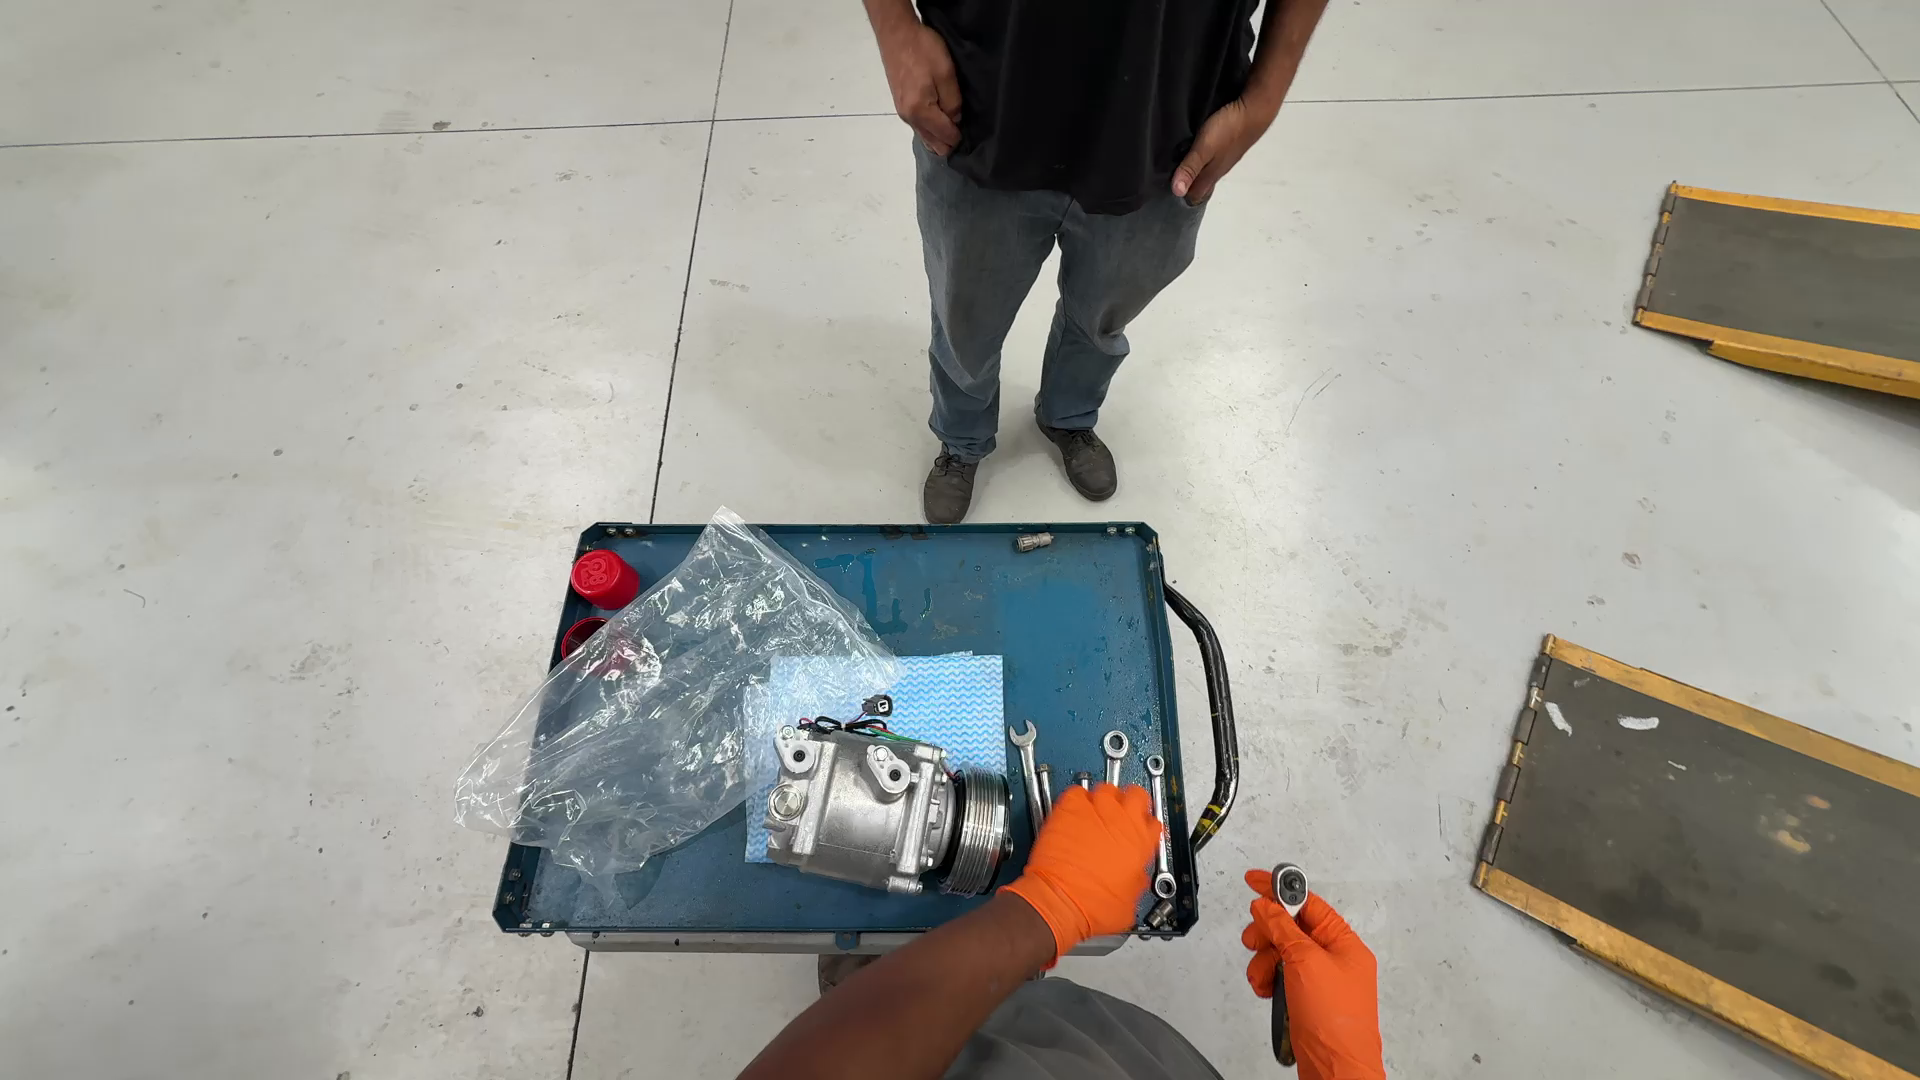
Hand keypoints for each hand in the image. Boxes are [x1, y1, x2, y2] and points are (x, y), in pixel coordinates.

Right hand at [875, 21, 961, 155]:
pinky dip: (930, 129)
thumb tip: (956, 120)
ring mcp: (903, 115)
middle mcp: (910, 120)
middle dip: (949, 141)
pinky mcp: (901, 108)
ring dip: (939, 135)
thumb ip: (953, 101)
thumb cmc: (922, 49)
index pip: (945, 138)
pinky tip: (937, 116)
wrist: (896, 33)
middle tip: (959, 123)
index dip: (959, 135)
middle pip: (935, 146)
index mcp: (921, 112)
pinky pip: (919, 129)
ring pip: (927, 139)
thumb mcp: (945, 73)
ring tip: (949, 118)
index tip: (967, 125)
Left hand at [1000, 784, 1160, 958]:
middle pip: (1136, 795)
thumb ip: (1137, 880)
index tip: (1140, 830)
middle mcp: (1121, 821)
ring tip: (1098, 812)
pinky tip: (1075, 812)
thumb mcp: (1130, 902)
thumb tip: (1135, 876)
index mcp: (1141, 843)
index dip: (1146, 827)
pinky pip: (1077, 792)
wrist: (1061, 899)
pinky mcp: (1070, 808)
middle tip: (1122, 814)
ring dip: (1105, 799)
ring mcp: (1095, 810)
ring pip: (1107, 789)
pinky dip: (1078, 799)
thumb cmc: (1093, 905)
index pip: (1155, 822)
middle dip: (1131, 802)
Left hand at [1171, 98, 1275, 204]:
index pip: (1194, 197)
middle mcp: (1218, 172)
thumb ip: (1190, 168)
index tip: (1167, 187)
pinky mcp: (1230, 147)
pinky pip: (1213, 158)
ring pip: (1206, 172)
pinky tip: (1196, 147)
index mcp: (1210, 177)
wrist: (1256, 110)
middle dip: (1186, 184)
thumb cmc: (1228, 130)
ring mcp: (1225, 160)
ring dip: (1194, 170)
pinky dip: (1203, 158)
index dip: (1181, 195)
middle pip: (1200, 186)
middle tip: (1170, 174)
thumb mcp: (1204, 148)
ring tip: (1179, 161)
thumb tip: (1176, 192)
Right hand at [1243, 870, 1384, 1079]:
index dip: (1280, 889)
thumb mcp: (1304, 962)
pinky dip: (1267, 977)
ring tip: (1260, 976)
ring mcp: (1319, 978)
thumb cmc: (1333, 1020)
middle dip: (1267, 932)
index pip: (1307, 903)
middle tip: (1254, 940)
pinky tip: (1265, 989)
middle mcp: (1333, 957)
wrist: (1335, 1073)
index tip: (1253, 880)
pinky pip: (1279, 972)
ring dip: (1264, 959)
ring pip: (1280, 950)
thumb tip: (1265, 905)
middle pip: (1290, 926)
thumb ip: (1281, 927)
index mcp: (1343, 943)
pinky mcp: (1306, 996)